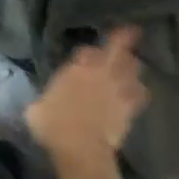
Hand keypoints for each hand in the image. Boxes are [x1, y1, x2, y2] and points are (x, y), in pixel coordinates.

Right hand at [27, 25, 148, 165]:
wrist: (80, 147)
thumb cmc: (54, 126)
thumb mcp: (37, 110)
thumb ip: (44, 99)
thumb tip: (41, 102)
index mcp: (76, 68)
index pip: (86, 50)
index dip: (88, 53)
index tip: (87, 56)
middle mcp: (100, 71)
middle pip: (118, 47)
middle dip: (125, 37)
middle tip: (132, 31)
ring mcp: (118, 86)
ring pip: (133, 66)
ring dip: (133, 65)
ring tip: (134, 65)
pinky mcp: (130, 105)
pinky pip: (141, 92)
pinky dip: (140, 91)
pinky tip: (139, 92)